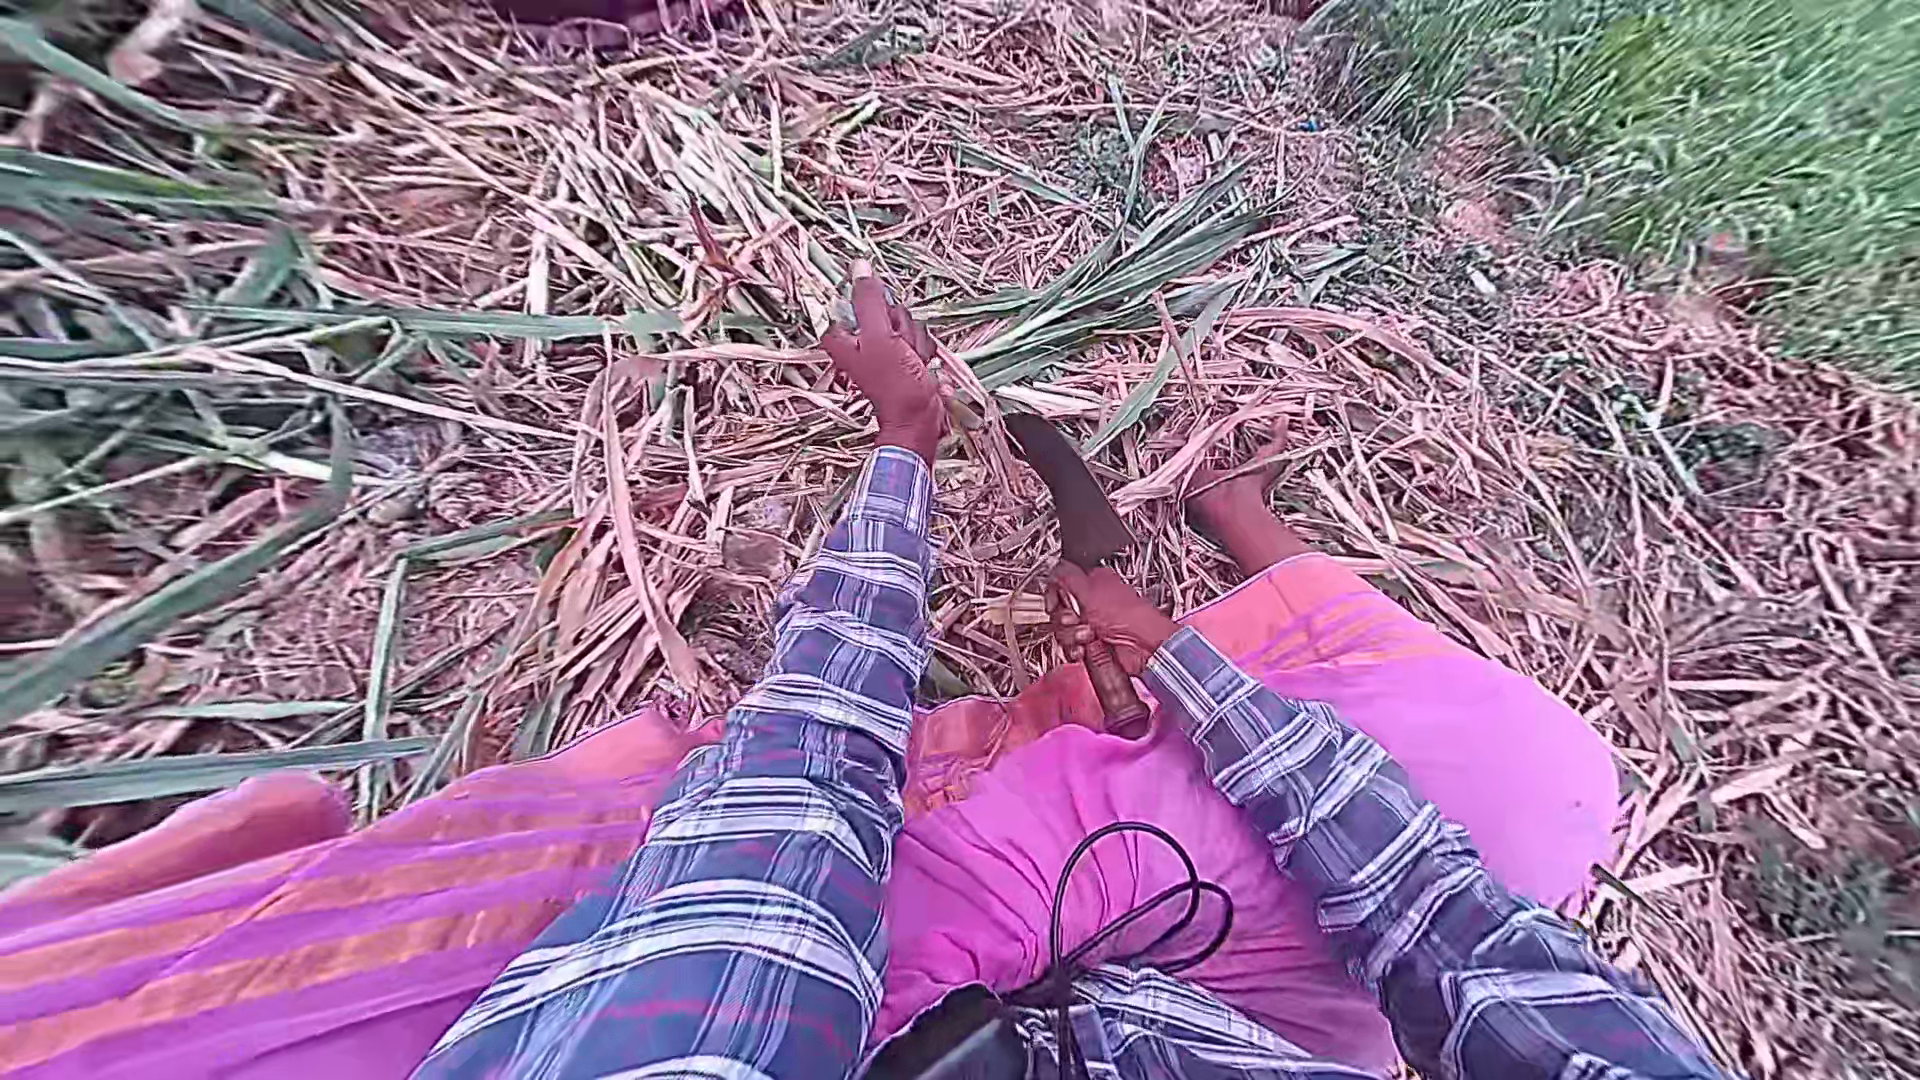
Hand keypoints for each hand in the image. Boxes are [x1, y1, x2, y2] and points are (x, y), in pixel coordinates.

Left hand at [819, 260, 944, 461]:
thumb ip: (869, 300)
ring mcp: (886, 349)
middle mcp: (861, 341)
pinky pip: (919, 340)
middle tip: (899, 348)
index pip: (858, 299)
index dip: (874, 307)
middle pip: (887, 309)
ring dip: (913, 341)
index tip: (880, 324)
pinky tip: (920, 366)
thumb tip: (860, 266)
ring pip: (906, 324)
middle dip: (899, 327)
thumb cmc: (894, 384)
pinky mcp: (906, 358)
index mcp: (843, 336)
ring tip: (910, 362)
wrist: (918, 419)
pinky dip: (923, 352)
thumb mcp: (878, 336)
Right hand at [1045, 563, 1178, 676]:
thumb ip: (1066, 576)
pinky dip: (1075, 649)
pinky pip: (1070, 646)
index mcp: (1093, 582)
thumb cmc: (1128, 616)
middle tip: (1077, 620)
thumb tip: (1052, 571)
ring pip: (1063, 630)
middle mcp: (1092, 602)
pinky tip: (1086, 648)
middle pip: (1059, 610)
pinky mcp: (1092, 644)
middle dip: (1064, 619)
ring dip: (1070, 635)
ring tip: (1088, 635)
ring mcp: (1092, 624)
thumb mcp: (1089, 590)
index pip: (1060, 584)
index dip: (1055, 595)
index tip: (1055, 602)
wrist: (1142, 646)